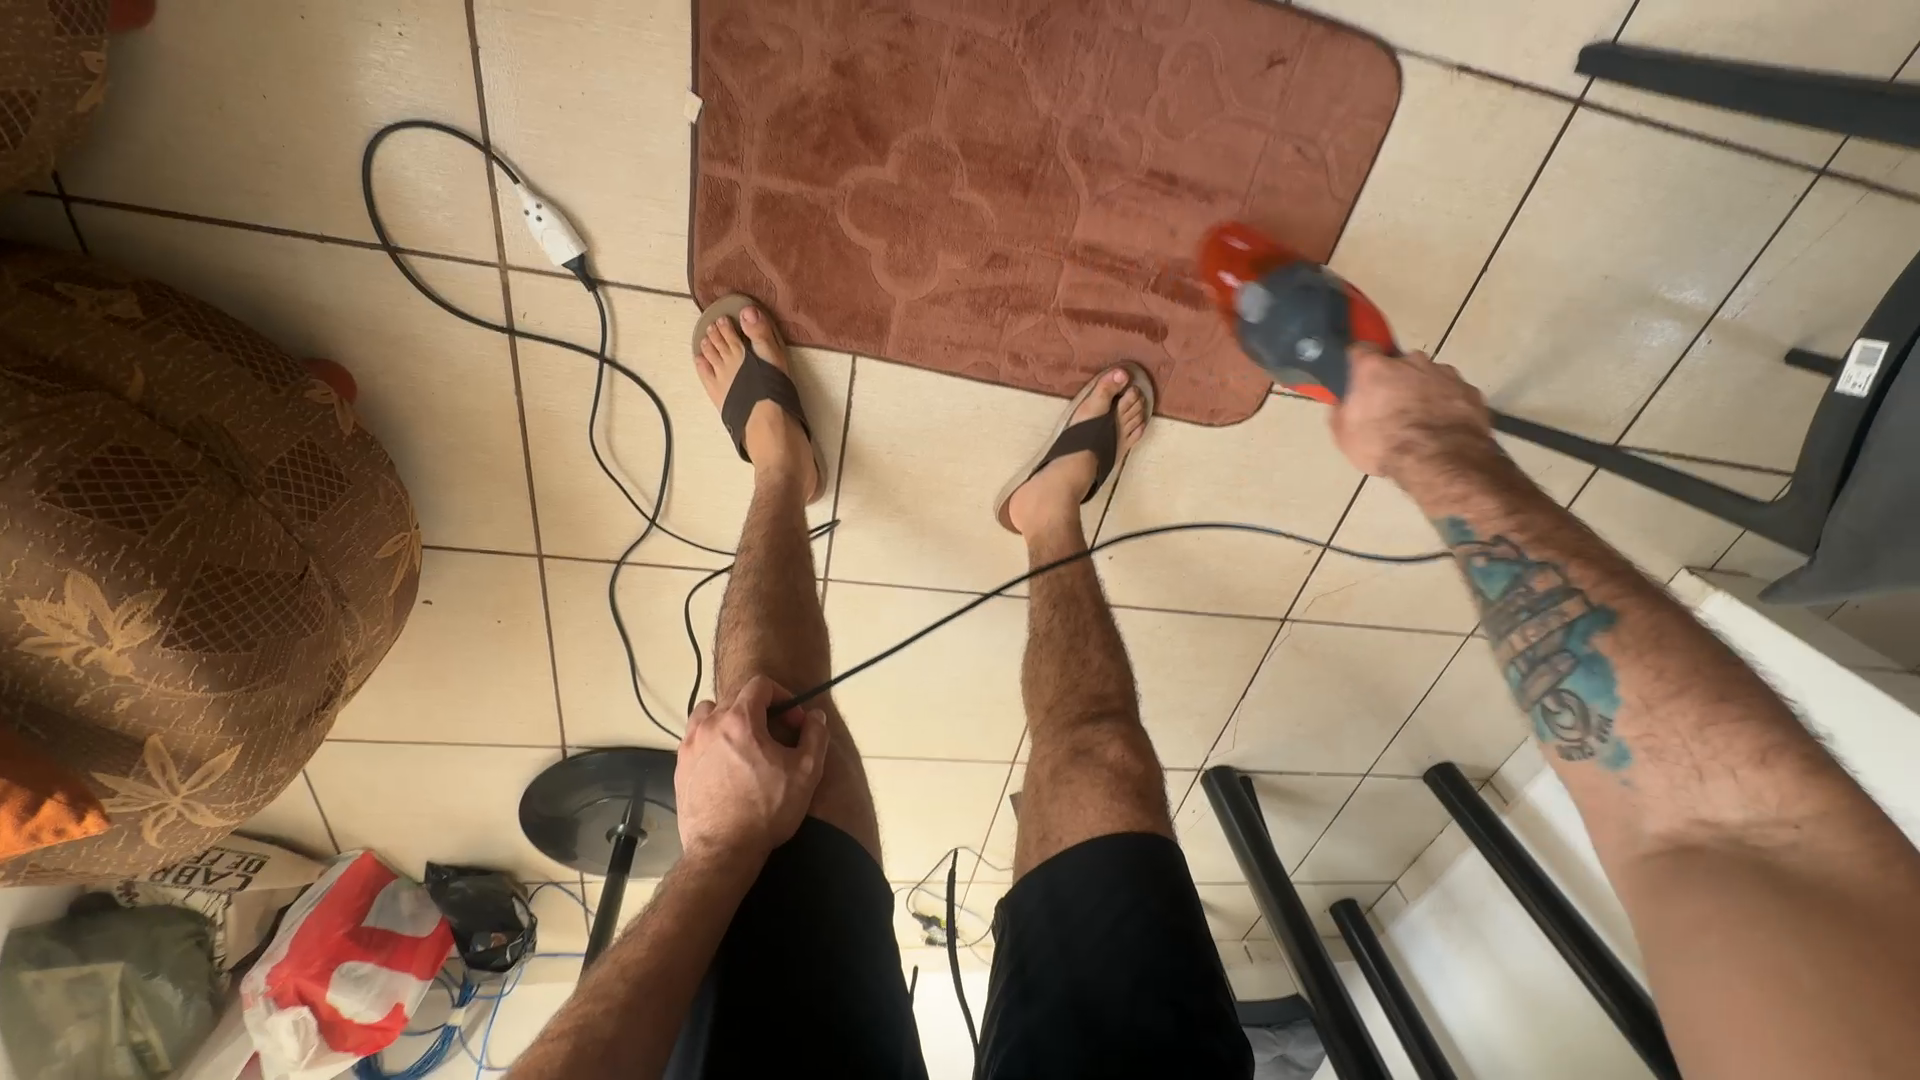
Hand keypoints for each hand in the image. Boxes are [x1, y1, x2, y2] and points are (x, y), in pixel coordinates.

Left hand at [675, 676, 828, 863]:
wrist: (723, 852)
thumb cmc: (767, 810)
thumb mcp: (807, 772)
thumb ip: (815, 735)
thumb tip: (814, 716)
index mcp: (739, 720)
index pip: (760, 684)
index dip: (783, 696)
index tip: (794, 721)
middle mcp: (709, 725)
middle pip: (735, 698)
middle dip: (761, 710)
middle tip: (776, 737)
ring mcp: (689, 746)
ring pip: (709, 713)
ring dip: (729, 720)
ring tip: (746, 744)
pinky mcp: (679, 767)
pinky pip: (696, 738)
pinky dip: (712, 740)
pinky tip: (727, 765)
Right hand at [1330, 345, 1495, 479]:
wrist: (1440, 460)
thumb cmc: (1384, 445)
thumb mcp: (1344, 435)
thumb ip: (1342, 410)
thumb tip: (1345, 403)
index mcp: (1374, 368)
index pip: (1360, 349)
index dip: (1358, 363)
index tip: (1357, 378)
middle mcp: (1411, 361)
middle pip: (1398, 363)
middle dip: (1394, 379)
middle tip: (1389, 407)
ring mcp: (1444, 373)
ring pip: (1428, 376)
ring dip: (1421, 390)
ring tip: (1419, 420)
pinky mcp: (1469, 390)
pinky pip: (1452, 392)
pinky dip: (1446, 404)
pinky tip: (1441, 426)